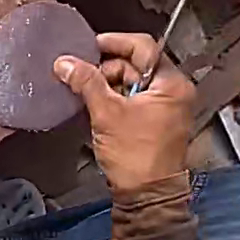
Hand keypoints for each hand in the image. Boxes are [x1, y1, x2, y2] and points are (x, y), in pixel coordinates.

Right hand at [54, 32, 195, 191]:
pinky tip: (95, 107)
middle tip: (81, 75)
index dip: (114, 43)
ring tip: (84, 94)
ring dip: (107, 85)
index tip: (90, 46)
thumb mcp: (107, 113)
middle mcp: (173, 92)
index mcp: (171, 84)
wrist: (146, 196)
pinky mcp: (154, 123)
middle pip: (135, 65)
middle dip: (106, 69)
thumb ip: (86, 83)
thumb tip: (65, 63)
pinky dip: (114, 100)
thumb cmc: (135, 157)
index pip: (143, 47)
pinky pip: (132, 101)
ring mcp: (164, 109)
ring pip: (131, 84)